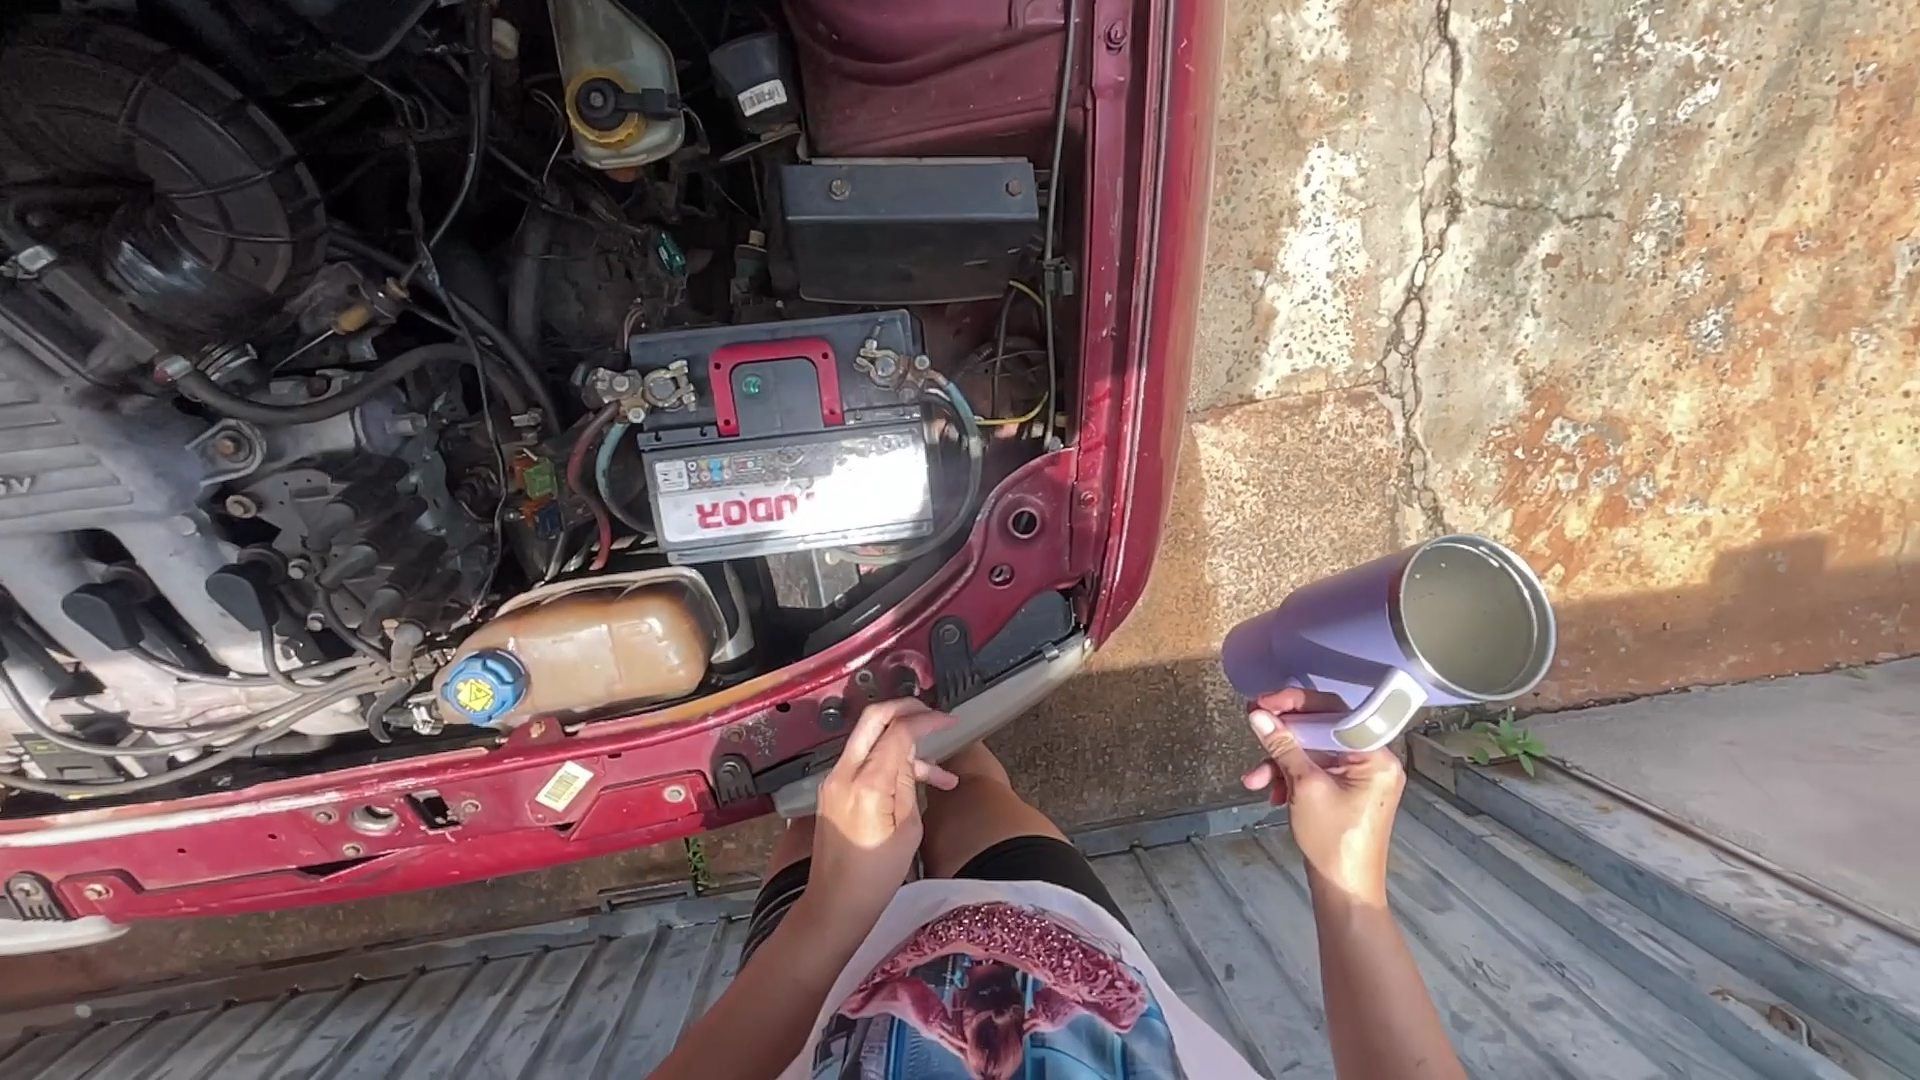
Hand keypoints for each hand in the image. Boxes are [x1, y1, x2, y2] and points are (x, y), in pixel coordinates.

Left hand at [810, 698, 958, 918]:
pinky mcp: (833, 789)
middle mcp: (844, 773)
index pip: (898, 732)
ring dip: (902, 741)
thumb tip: (909, 753)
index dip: (926, 720)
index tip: (950, 720)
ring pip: (870, 738)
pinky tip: (918, 783)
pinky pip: (864, 761)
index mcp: (867, 785)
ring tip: (940, 768)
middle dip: (905, 708)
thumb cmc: (876, 878)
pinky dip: (889, 762)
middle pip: (873, 718)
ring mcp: (834, 779)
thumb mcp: (907, 831)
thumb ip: (907, 784)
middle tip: (932, 712)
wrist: (834, 906)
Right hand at [1241, 688, 1404, 905]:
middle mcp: (1371, 761)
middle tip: (1253, 722)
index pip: (1336, 712)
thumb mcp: (1304, 786)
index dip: (1297, 703)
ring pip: (1311, 752)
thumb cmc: (1332, 839)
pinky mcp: (1343, 791)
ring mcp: (1357, 777)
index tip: (1264, 703)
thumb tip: (1258, 714)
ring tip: (1255, 778)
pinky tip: (1269, 792)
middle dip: (1283, 735)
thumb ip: (1282, 746)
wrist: (1343, 888)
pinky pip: (1312, 770)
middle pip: (1321, 729)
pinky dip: (1289, 777)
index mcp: (1375, 757)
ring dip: (1280, 762)